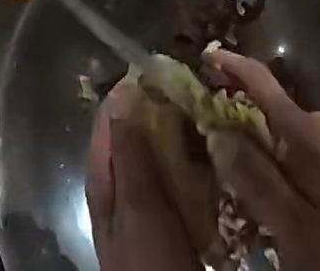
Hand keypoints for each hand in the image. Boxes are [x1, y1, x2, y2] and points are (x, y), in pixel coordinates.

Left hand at [86, 76, 200, 270]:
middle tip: (199, 91)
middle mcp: (121, 181)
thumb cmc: (147, 263)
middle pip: (138, 129)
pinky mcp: (168, 219)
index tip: (168, 68)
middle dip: (165, 107)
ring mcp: (145, 201)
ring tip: (212, 114)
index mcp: (104, 173)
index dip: (136, 87)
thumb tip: (123, 94)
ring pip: (161, 151)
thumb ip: (129, 152)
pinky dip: (193, 161)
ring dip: (181, 133)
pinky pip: (179, 177)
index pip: (112, 113)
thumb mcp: (137, 207)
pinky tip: (216, 156)